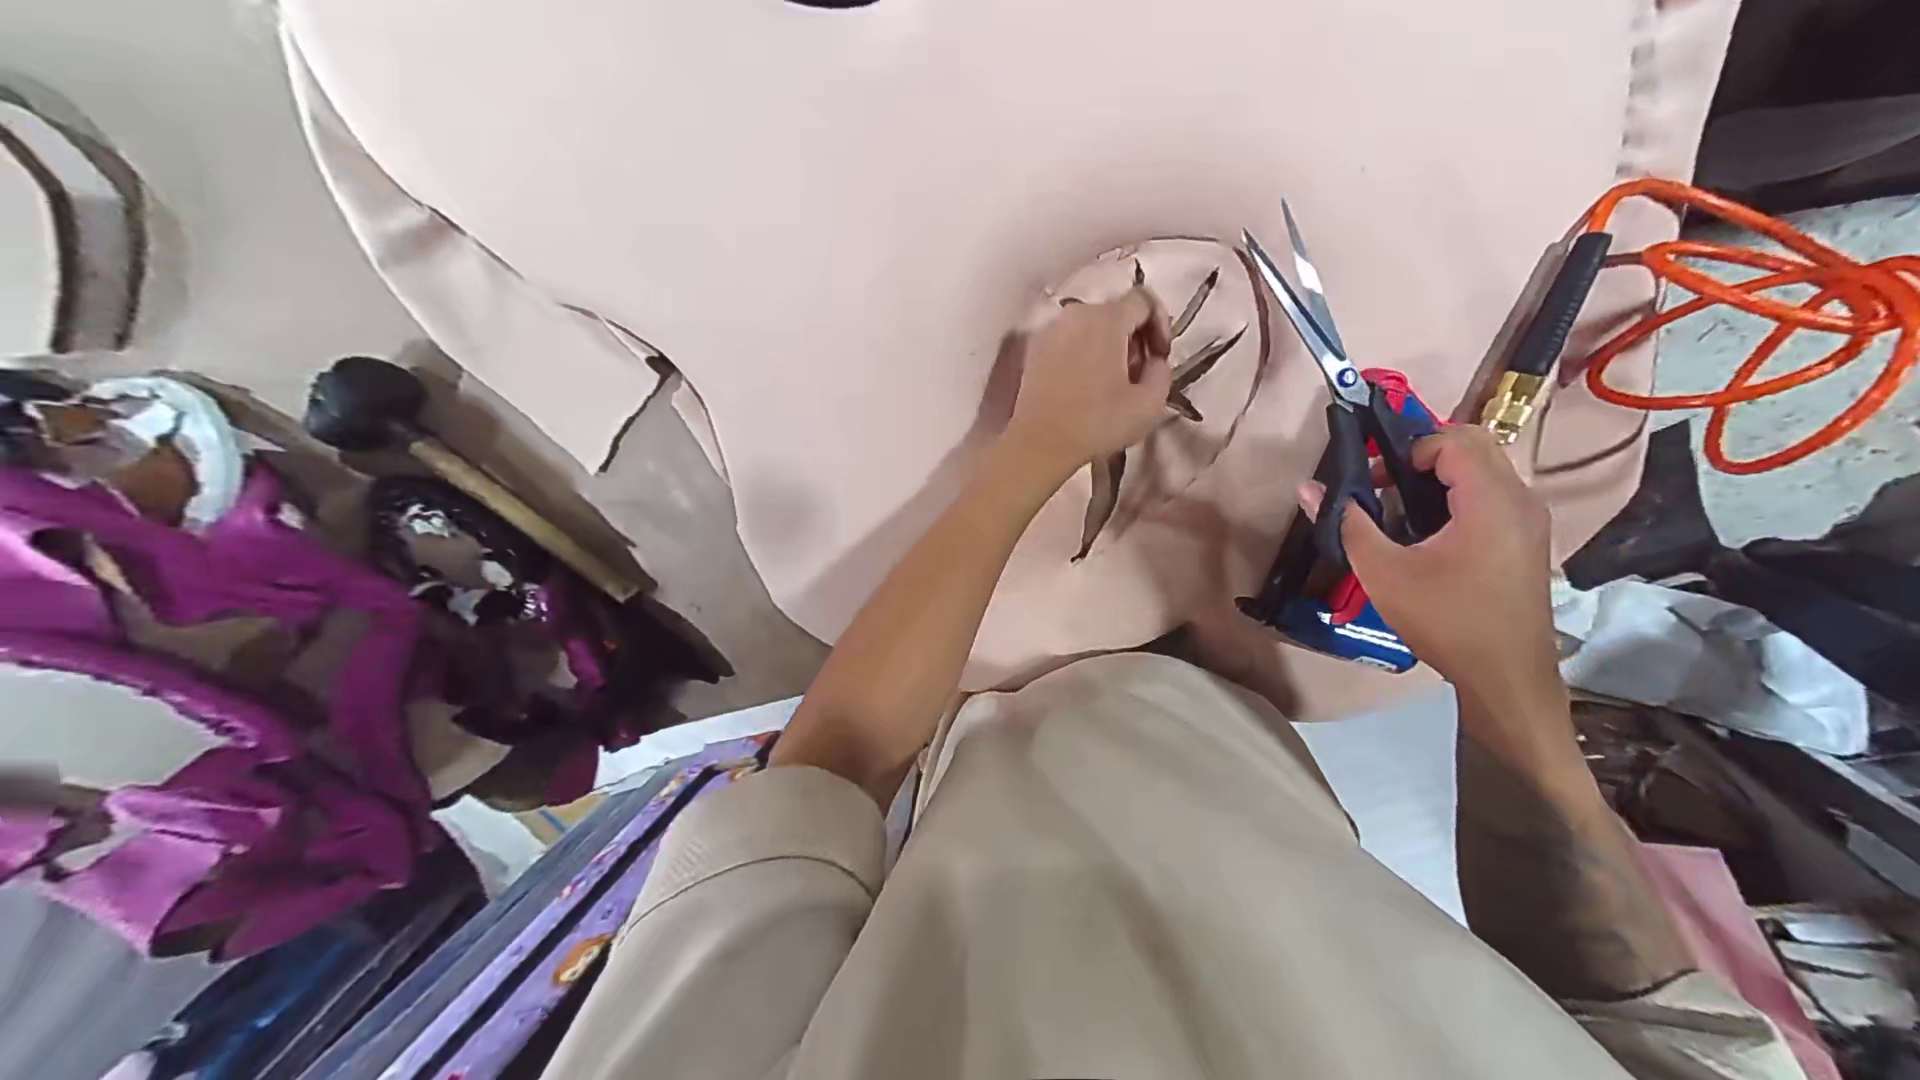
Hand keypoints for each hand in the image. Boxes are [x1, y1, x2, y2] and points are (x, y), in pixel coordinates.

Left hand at [1002, 289, 1171, 475]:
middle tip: (1137, 373)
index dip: (1161, 323)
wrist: (1040, 444)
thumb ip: (1163, 370)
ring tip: (1111, 382)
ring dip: (1109, 345)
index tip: (1160, 356)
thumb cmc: (1097, 424)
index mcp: (1105, 320)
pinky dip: (1084, 351)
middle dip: (1134, 337)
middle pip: (1116, 311)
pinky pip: (1069, 339)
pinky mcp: (1034, 349)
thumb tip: (1153, 360)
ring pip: (1092, 325)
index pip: (1144, 299)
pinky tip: (1086, 384)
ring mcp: (1050, 330)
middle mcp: (1074, 314)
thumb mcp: (1150, 403)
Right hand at [1314, 426, 1565, 727]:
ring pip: (1485, 470)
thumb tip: (1309, 489)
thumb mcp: (1383, 572)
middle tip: (1382, 485)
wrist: (1505, 676)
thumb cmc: (1444, 620)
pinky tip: (1427, 532)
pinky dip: (1457, 495)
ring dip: (1439, 476)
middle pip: (1475, 446)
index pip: (1453, 441)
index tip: (1372, 479)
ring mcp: (1529, 521)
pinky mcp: (1527, 540)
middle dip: (1422, 455)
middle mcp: (1521, 501)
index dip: (1406, 449)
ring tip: (1399, 509)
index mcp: (1491, 502)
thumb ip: (1346, 524)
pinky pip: (1492, 495)